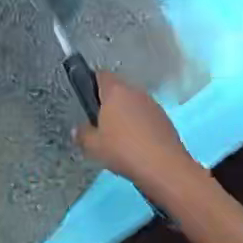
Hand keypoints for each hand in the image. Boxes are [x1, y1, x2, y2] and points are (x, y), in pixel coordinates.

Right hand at [75, 72, 195, 194]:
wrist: (164, 167)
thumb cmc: (124, 151)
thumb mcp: (94, 146)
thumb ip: (82, 135)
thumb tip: (77, 130)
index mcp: (115, 92)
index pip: (101, 75)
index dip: (92, 84)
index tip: (87, 100)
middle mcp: (135, 92)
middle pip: (118, 90)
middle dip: (109, 103)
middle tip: (101, 124)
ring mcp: (153, 104)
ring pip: (134, 103)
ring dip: (126, 114)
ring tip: (120, 138)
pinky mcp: (165, 119)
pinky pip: (147, 116)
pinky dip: (141, 125)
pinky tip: (137, 145)